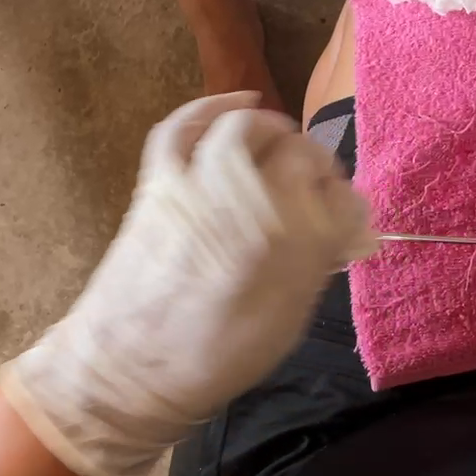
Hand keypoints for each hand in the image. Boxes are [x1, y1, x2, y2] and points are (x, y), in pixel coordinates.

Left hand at [0, 92, 375, 475]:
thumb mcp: (287, 319)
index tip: (350, 220)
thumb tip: (348, 226)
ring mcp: (195, 183)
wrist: (124, 373)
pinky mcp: (160, 181)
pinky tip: (241, 102)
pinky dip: (212, 106)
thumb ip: (319, 261)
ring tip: (289, 146)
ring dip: (277, 133)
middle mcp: (244, 201)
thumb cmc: (215, 356)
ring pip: (247, 130)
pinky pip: (183, 127)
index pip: (336, 195)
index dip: (348, 204)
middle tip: (323, 188)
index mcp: (284, 241)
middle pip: (298, 154)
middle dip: (320, 167)